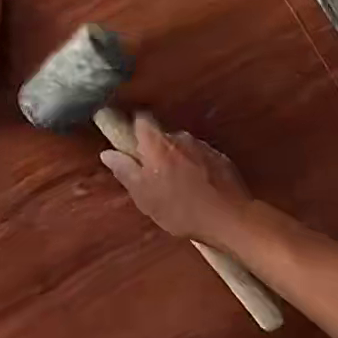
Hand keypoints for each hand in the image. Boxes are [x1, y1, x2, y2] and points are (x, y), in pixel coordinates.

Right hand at [99, 114, 253, 242]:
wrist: (229, 218)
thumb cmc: (181, 209)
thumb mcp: (144, 195)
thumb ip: (125, 171)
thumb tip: (108, 153)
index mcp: (157, 143)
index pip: (140, 119)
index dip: (132, 129)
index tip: (129, 145)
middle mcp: (181, 137)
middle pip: (161, 135)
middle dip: (154, 151)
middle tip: (151, 177)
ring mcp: (204, 147)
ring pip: (182, 147)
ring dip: (176, 161)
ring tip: (176, 189)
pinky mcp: (221, 158)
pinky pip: (200, 158)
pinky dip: (195, 169)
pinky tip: (196, 190)